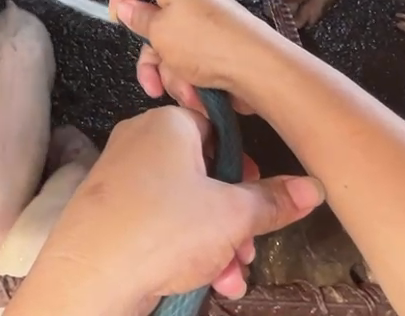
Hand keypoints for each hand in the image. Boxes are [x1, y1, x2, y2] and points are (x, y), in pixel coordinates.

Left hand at [16, 106, 323, 312]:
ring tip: (230, 279)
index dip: (244, 167)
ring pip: (184, 202)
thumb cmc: (166, 227)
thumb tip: (312, 186)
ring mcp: (123, 171)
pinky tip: (206, 282)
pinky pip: (159, 217)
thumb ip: (272, 201)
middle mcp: (142, 137)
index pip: (217, 130)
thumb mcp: (232, 216)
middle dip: (233, 219)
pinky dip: (184, 245)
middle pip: (203, 173)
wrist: (93, 269)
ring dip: (215, 241)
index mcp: (169, 122)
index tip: (260, 201)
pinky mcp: (112, 205)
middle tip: (248, 252)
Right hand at [110, 0, 288, 113]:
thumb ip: (139, 19)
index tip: (116, 19)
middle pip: (152, 24)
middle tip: (150, 81)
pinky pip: (191, 64)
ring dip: (172, 76)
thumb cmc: (206, 44)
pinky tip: (200, 96)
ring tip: (186, 92)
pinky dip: (191, 81)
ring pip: (170, 50)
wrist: (259, 70)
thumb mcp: (160, 32)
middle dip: (150, 58)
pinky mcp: (217, 49)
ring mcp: (204, 26)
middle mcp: (188, 1)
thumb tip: (127, 7)